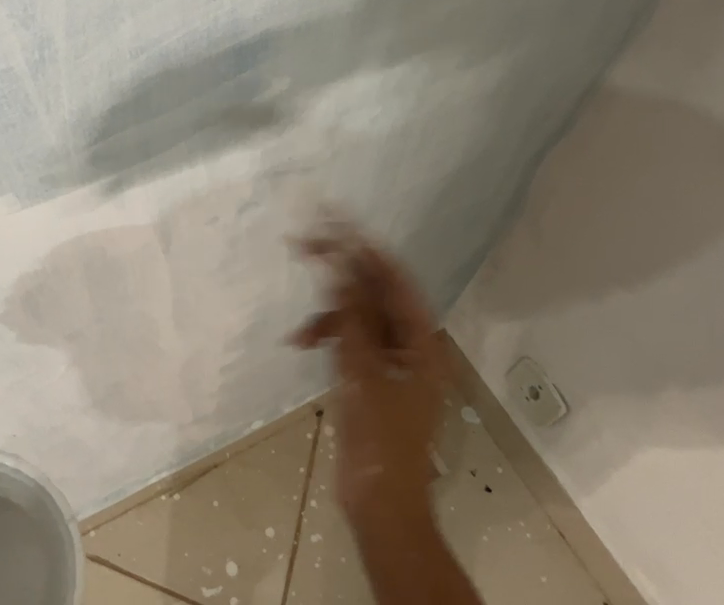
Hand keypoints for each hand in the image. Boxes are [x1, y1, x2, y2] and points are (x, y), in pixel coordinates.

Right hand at [290, 214, 453, 521]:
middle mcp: (411, 343)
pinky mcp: (370, 378)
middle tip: (301, 245)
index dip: (364, 247)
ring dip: (328, 316)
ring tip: (300, 332)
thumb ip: (349, 314)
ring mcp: (390, 361)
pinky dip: (327, 339)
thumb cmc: (379, 437)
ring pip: (356, 317)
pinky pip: (349, 341)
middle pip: (374, 293)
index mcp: (423, 340)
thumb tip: (339, 263)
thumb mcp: (361, 369)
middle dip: (338, 273)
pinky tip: (304, 344)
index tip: (331, 221)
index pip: (394, 277)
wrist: (379, 502)